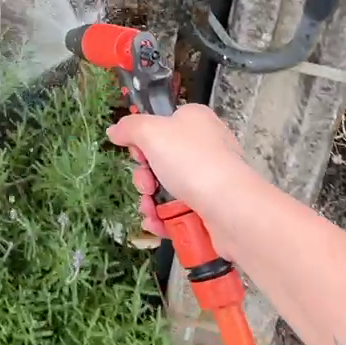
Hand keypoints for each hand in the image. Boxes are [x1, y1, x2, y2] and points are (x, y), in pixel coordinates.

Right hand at [106, 104, 257, 242]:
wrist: (231, 209)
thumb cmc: (192, 161)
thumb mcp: (151, 132)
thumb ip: (129, 128)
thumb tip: (114, 131)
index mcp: (194, 120)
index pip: (161, 124)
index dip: (143, 140)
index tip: (137, 154)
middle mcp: (204, 146)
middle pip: (159, 159)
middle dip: (144, 177)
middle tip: (145, 186)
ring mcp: (208, 179)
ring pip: (165, 188)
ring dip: (149, 201)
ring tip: (149, 210)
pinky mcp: (210, 208)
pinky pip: (178, 211)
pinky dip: (163, 218)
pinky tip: (156, 224)